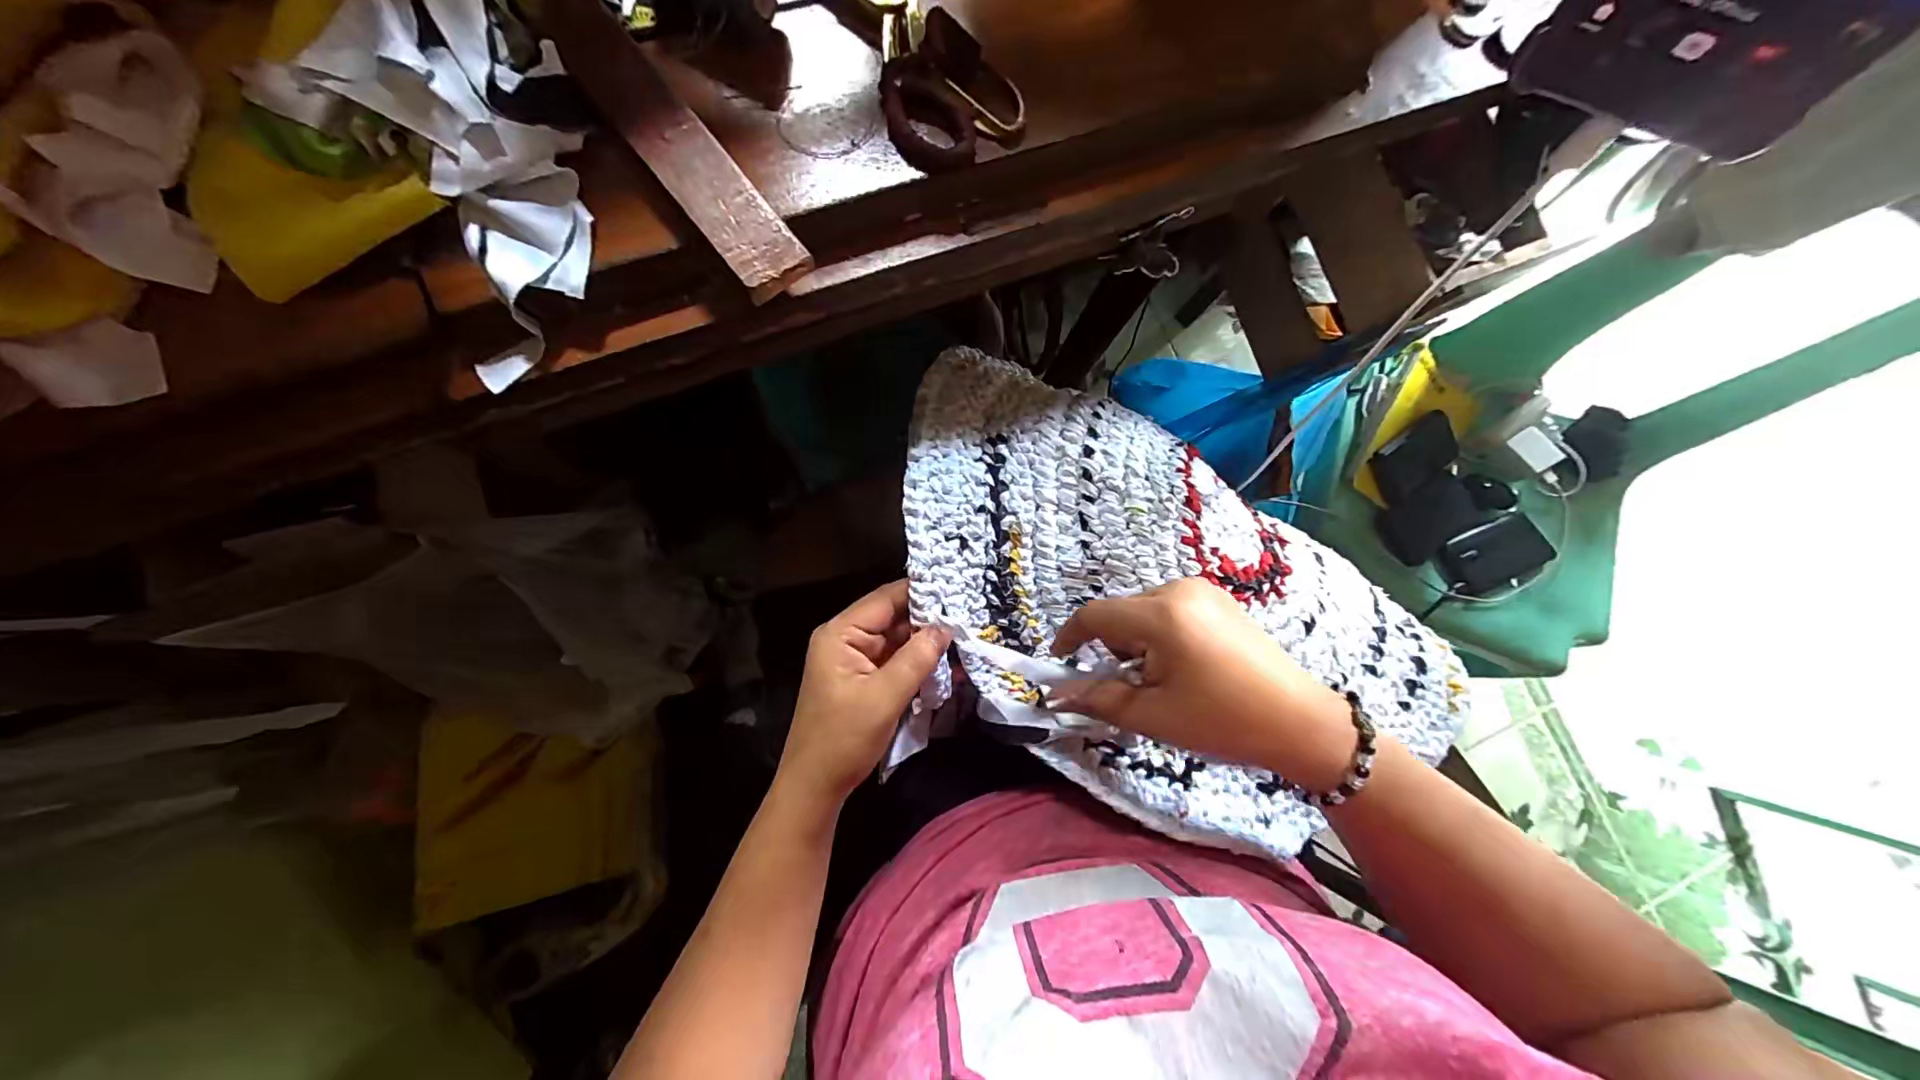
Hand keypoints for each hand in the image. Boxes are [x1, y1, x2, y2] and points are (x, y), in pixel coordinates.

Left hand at [778, 579, 950, 804]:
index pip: (885, 599)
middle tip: (971, 614)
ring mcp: (855, 659)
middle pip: (894, 616)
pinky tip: (950, 662)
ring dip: (928, 641)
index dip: (922, 591)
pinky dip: (920, 662)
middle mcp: (846, 638)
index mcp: (840, 634)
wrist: (815, 786)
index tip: (959, 588)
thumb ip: (916, 659)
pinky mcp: (865, 678)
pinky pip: (897, 660)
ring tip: (968, 635)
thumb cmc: (843, 739)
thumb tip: (946, 628)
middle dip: (930, 618)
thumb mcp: (884, 697)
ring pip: (899, 639)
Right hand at [1050, 578, 1358, 789]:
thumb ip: (1099, 698)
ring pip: (1143, 610)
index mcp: (1161, 615)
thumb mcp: (1154, 715)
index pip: (1095, 615)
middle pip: (1120, 612)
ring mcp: (1203, 590)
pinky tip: (1185, 665)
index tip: (1061, 664)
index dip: (1070, 638)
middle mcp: (1179, 589)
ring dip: (1136, 641)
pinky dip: (1160, 634)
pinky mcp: (1220, 600)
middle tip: (1130, 686)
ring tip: (1163, 679)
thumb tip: (1058, 694)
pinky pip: (1169, 609)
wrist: (1301, 722)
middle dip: (1111, 647)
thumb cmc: (1223, 721)